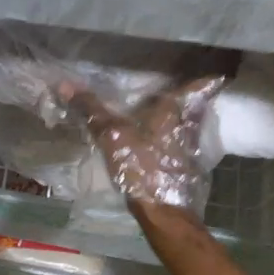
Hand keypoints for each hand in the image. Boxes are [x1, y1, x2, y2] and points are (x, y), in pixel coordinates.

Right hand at [60, 76, 225, 219]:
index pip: (203, 84)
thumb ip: (91, 109)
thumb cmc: (142, 166)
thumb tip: (64, 84)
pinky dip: (170, 134)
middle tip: (170, 83)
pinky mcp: (184, 163)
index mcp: (175, 111)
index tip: (209, 64)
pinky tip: (155, 137)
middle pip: (194, 102)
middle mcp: (187, 124)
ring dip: (178, 115)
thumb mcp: (112, 136)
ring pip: (187, 121)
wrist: (163, 210)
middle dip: (187, 92)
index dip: (208, 74)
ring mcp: (189, 145)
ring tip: (158, 107)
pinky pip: (178, 139)